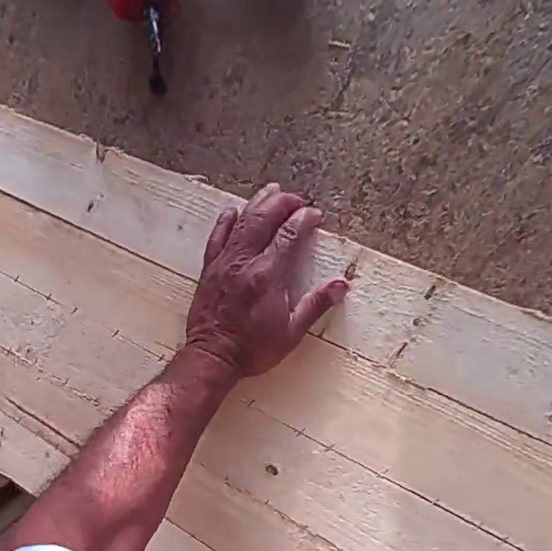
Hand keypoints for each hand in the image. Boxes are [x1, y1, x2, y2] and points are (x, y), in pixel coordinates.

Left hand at [184, 182, 350, 379]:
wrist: (212, 358)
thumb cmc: (251, 350)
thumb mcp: (291, 333)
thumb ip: (316, 305)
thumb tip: (343, 285)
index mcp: (268, 276)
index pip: (289, 233)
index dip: (304, 219)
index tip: (315, 215)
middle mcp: (245, 263)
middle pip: (264, 218)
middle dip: (283, 203)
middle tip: (297, 200)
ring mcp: (224, 265)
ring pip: (241, 223)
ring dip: (258, 203)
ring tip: (272, 192)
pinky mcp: (208, 272)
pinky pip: (216, 238)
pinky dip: (226, 222)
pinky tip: (233, 211)